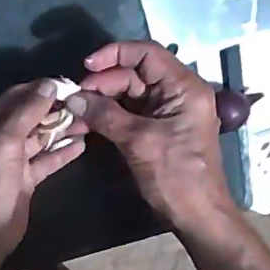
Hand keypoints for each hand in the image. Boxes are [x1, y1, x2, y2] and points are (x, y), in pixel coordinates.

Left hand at [0, 80, 87, 258]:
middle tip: (82, 102)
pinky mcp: (25, 179)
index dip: (38, 90)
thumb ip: (26, 112)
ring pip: (39, 138)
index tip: (66, 84)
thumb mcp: (4, 141)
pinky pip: (45, 160)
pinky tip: (81, 144)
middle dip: (53, 109)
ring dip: (61, 129)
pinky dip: (61, 152)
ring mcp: (11, 160)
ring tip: (88, 120)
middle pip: (28, 117)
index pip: (13, 98)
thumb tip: (49, 85)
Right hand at [69, 41, 236, 231]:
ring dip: (99, 102)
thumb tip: (74, 98)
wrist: (197, 216)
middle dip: (101, 83)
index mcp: (183, 88)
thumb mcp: (139, 142)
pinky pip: (127, 114)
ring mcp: (166, 113)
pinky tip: (84, 124)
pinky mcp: (155, 130)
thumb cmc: (176, 177)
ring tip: (73, 113)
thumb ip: (106, 115)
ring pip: (127, 95)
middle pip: (133, 75)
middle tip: (74, 98)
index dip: (114, 54)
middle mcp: (176, 94)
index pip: (147, 54)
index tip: (85, 66)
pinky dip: (106, 117)